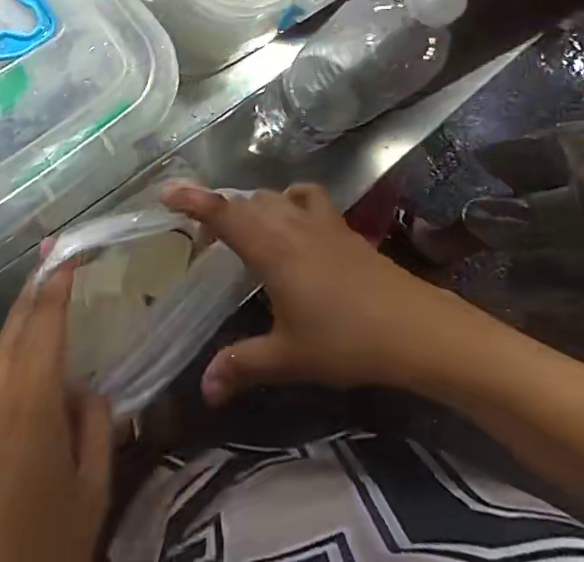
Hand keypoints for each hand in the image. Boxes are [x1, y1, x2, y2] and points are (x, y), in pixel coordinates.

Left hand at [0, 263, 110, 561]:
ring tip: (48, 303)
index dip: (56, 283)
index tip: (67, 251)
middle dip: (34, 289)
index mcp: (30, 395)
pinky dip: (16, 356)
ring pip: (2, 351)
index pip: (45, 322)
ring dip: (24, 322)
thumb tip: (89, 393)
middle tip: (52, 256)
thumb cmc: (44, 541)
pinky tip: (34, 369)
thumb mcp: (90, 491)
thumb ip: (96, 429)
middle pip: (15, 326)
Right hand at [161, 183, 501, 404]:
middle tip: (205, 242)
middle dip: (219, 213)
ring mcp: (319, 222)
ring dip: (251, 206)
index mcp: (269, 248)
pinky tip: (292, 221)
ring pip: (272, 197)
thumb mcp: (289, 357)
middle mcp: (289, 225)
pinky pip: (306, 198)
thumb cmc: (347, 341)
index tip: (165, 192)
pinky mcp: (342, 228)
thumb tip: (204, 390)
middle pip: (244, 202)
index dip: (192, 200)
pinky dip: (289, 200)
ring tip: (243, 231)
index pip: (222, 213)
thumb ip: (242, 365)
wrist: (419, 331)